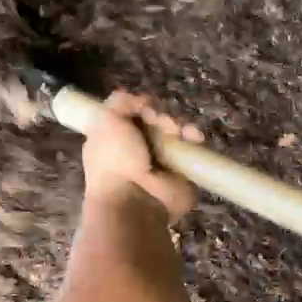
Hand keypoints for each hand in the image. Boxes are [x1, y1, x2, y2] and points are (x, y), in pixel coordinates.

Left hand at [81, 91, 202, 219]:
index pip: (132, 115)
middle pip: (156, 121)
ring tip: (177, 131)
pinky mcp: (182, 172)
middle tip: (159, 121)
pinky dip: (194, 139)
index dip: (140, 106)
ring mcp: (161, 162)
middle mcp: (137, 150)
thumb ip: (121, 102)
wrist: (134, 200)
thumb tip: (142, 100)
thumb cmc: (115, 160)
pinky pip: (192, 149)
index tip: (143, 107)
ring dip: (178, 125)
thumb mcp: (107, 120)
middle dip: (160, 116)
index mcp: (115, 139)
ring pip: (176, 132)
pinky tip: (194, 137)